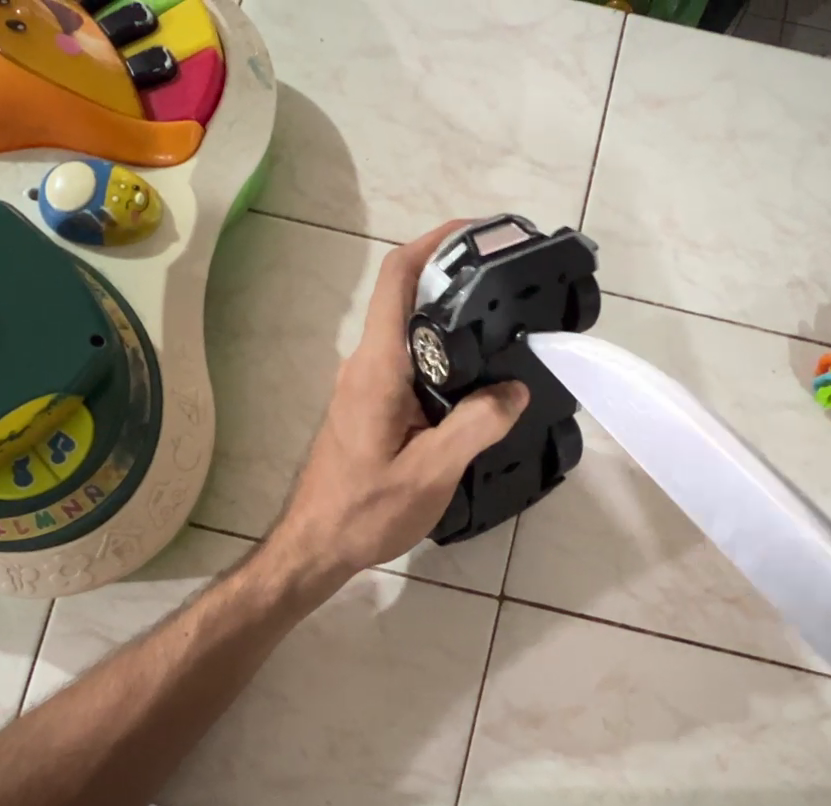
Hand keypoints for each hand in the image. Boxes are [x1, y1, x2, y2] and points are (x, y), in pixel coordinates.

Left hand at [267, 220, 529, 584]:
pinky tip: (474, 384)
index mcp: (377, 367)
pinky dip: (441, 360)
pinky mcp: (367, 407)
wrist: (316, 546)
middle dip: (456, 284)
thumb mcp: (431, 473)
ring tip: (504, 336)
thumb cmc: (366, 511)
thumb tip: (514, 391)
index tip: (478, 234)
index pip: (397, 279)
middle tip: (509, 292)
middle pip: (408, 301)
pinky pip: (407, 366)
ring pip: (409, 337)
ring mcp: (362, 386)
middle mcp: (365, 365)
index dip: (435, 243)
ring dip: (452, 327)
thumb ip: (476, 425)